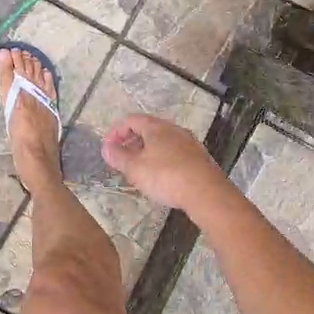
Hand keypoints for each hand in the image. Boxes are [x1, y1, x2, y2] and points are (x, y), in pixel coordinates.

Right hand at [101, 113, 231, 212]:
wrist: (207, 193)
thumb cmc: (166, 176)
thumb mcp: (135, 168)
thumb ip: (118, 157)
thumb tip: (106, 148)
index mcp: (156, 127)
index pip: (131, 120)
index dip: (116, 131)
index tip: (108, 148)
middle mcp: (174, 129)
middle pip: (148, 129)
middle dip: (132, 141)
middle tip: (122, 158)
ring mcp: (189, 143)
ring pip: (163, 141)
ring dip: (148, 151)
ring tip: (140, 169)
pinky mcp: (200, 158)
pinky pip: (175, 152)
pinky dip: (163, 159)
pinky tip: (162, 177)